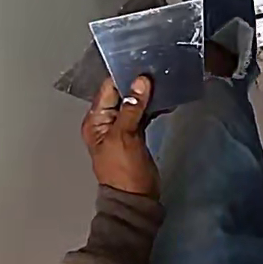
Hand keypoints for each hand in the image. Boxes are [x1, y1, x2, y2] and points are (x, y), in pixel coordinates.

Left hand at [81, 75, 157, 197]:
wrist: (135, 200)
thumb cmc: (123, 169)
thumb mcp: (124, 136)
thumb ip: (132, 108)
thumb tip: (141, 81)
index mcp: (96, 120)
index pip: (108, 90)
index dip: (123, 77)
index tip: (141, 63)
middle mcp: (106, 121)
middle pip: (121, 95)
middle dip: (137, 83)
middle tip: (156, 68)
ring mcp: (122, 127)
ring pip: (133, 103)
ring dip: (147, 94)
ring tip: (164, 80)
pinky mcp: (135, 133)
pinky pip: (143, 114)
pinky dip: (152, 107)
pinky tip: (166, 99)